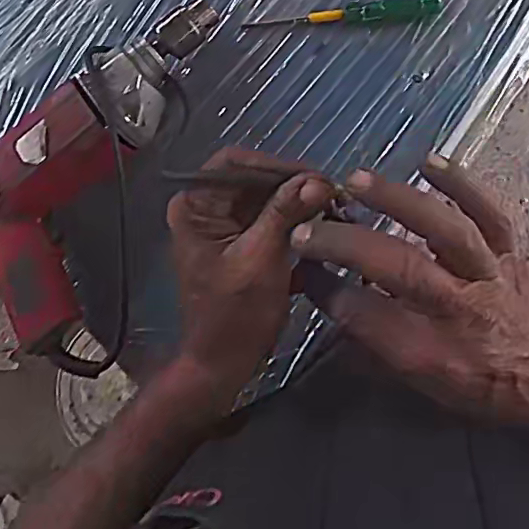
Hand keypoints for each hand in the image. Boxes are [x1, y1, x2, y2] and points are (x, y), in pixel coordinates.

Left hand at [164, 148, 334, 412]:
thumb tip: (317, 180)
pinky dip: (294, 219)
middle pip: (253, 177)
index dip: (276, 165)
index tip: (315, 178)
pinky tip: (321, 226)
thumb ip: (285, 214)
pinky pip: (269, 216)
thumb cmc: (235, 316)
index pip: (235, 162)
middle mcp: (204, 207)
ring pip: (265, 195)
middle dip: (293, 184)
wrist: (221, 366)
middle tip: (332, 195)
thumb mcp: (261, 260)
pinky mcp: (239, 239)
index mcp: (195, 206)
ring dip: (298, 201)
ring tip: (333, 209)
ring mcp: (221, 223)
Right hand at [293, 153, 528, 433]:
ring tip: (357, 181)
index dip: (332, 294)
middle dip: (349, 246)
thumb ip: (380, 347)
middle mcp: (464, 310)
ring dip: (399, 202)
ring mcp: (490, 272)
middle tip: (309, 230)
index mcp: (438, 353)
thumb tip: (334, 305)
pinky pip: (489, 210)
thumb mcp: (430, 387)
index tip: (305, 272)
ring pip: (447, 230)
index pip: (372, 319)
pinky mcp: (510, 248)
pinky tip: (428, 161)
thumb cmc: (491, 386)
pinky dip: (461, 182)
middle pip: (403, 270)